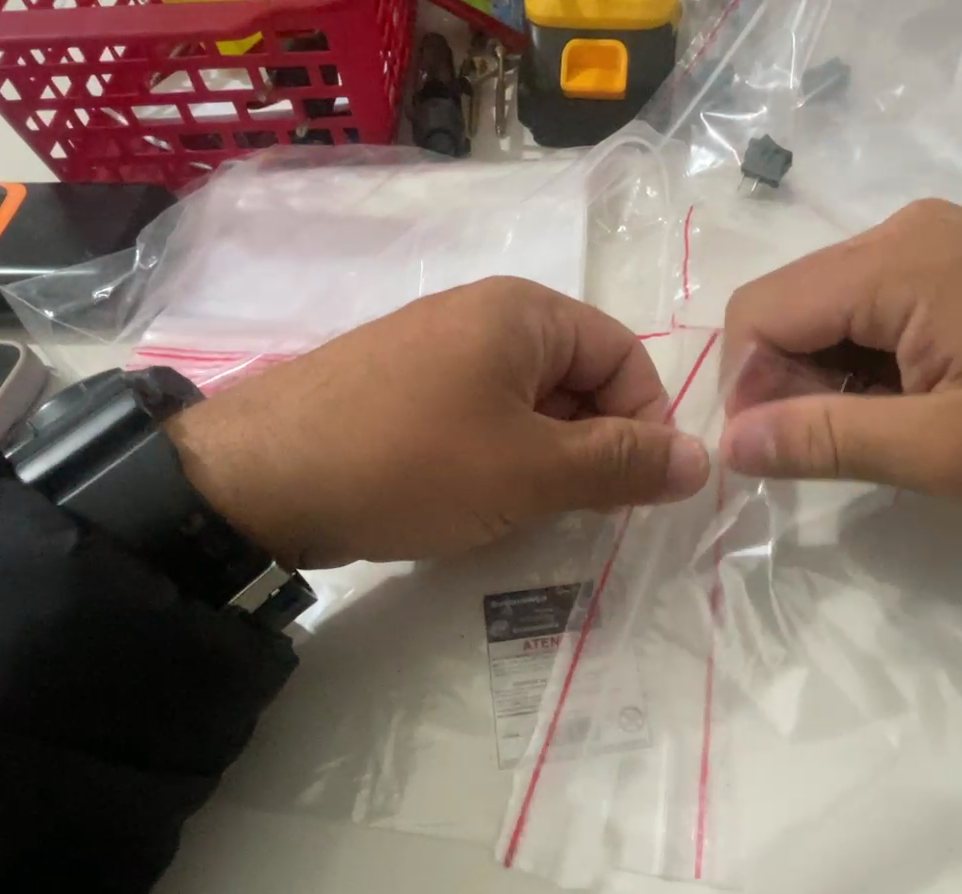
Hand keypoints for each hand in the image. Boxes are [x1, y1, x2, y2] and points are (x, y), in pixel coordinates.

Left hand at [165, 277, 710, 568]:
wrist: (259, 480)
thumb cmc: (413, 463)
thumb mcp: (531, 472)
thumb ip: (621, 464)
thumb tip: (702, 460)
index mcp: (524, 313)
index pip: (625, 357)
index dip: (645, 424)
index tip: (634, 492)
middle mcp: (482, 316)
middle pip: (577, 380)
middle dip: (591, 448)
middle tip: (576, 512)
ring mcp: (435, 352)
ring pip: (527, 408)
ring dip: (543, 462)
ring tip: (520, 512)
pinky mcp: (400, 390)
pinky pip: (477, 420)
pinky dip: (495, 461)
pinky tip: (472, 501)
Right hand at [721, 200, 961, 505]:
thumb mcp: (945, 448)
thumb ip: (825, 440)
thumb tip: (728, 446)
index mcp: (894, 264)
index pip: (758, 315)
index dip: (746, 390)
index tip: (775, 455)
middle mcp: (900, 234)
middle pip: (785, 309)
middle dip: (782, 386)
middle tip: (831, 451)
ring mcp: (930, 244)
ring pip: (821, 313)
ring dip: (821, 380)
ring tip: (877, 433)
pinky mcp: (954, 265)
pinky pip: (866, 311)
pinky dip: (859, 365)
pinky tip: (902, 404)